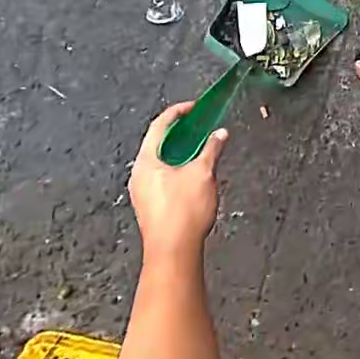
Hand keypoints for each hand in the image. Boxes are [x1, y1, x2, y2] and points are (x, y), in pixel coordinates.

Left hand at [128, 102, 229, 257]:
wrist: (173, 251)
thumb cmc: (183, 213)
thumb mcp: (203, 173)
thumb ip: (211, 149)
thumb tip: (220, 134)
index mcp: (147, 161)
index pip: (159, 126)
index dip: (177, 112)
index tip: (194, 107)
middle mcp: (139, 174)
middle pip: (158, 142)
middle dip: (180, 132)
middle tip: (199, 125)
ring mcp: (142, 190)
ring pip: (160, 160)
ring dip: (180, 150)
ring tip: (201, 147)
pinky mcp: (150, 203)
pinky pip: (162, 176)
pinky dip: (177, 166)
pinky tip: (194, 172)